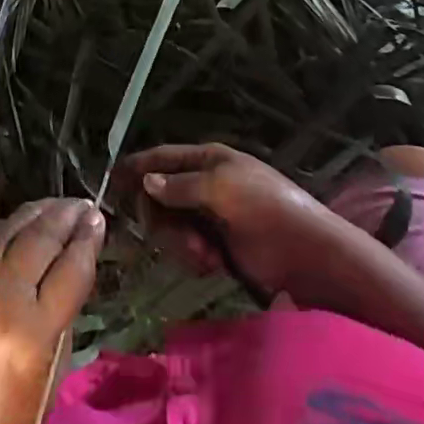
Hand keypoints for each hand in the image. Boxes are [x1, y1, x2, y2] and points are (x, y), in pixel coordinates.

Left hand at [0, 199, 102, 423]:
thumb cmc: (12, 408)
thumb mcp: (53, 370)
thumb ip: (65, 316)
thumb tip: (75, 265)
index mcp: (33, 331)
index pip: (69, 271)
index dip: (87, 242)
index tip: (100, 219)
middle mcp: (4, 298)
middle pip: (41, 242)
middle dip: (67, 218)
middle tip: (87, 205)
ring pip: (15, 231)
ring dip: (43, 212)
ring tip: (65, 202)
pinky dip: (18, 223)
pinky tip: (34, 216)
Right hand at [113, 143, 344, 294]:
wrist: (311, 256)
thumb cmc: (266, 207)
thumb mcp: (220, 187)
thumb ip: (178, 185)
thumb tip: (146, 181)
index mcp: (207, 160)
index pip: (161, 157)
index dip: (136, 167)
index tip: (112, 182)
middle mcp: (203, 184)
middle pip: (158, 195)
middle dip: (162, 219)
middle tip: (177, 238)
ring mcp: (209, 216)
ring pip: (169, 224)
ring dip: (178, 242)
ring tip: (203, 257)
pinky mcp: (217, 246)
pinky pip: (185, 247)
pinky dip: (191, 257)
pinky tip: (210, 266)